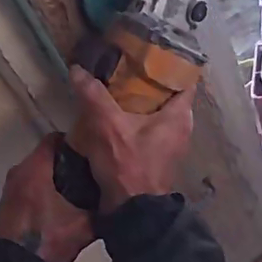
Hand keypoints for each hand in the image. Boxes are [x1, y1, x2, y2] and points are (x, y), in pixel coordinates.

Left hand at [0, 133, 96, 261]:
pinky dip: (42, 190)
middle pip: (45, 156)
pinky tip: (58, 206)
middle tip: (88, 172)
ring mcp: (10, 189)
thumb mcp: (84, 226)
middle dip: (66, 162)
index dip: (74, 142)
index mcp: (35, 169)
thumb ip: (101, 209)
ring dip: (53, 178)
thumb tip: (117, 199)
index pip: (54, 139)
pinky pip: (28, 187)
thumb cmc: (47, 240)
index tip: (90, 151)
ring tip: (76, 190)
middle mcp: (19, 172)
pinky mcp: (7, 204)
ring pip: (36, 172)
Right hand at [66, 65, 194, 213]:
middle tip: (122, 64)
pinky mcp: (157, 155)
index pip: (183, 76)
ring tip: (113, 85)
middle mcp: (181, 126)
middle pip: (166, 92)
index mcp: (179, 114)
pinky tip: (112, 112)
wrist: (132, 212)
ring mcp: (170, 142)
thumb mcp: (108, 125)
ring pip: (155, 110)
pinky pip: (147, 126)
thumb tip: (78, 69)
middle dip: (145, 78)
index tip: (147, 49)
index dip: (167, 60)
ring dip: (136, 99)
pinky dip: (132, 117)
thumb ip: (93, 95)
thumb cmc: (128, 166)